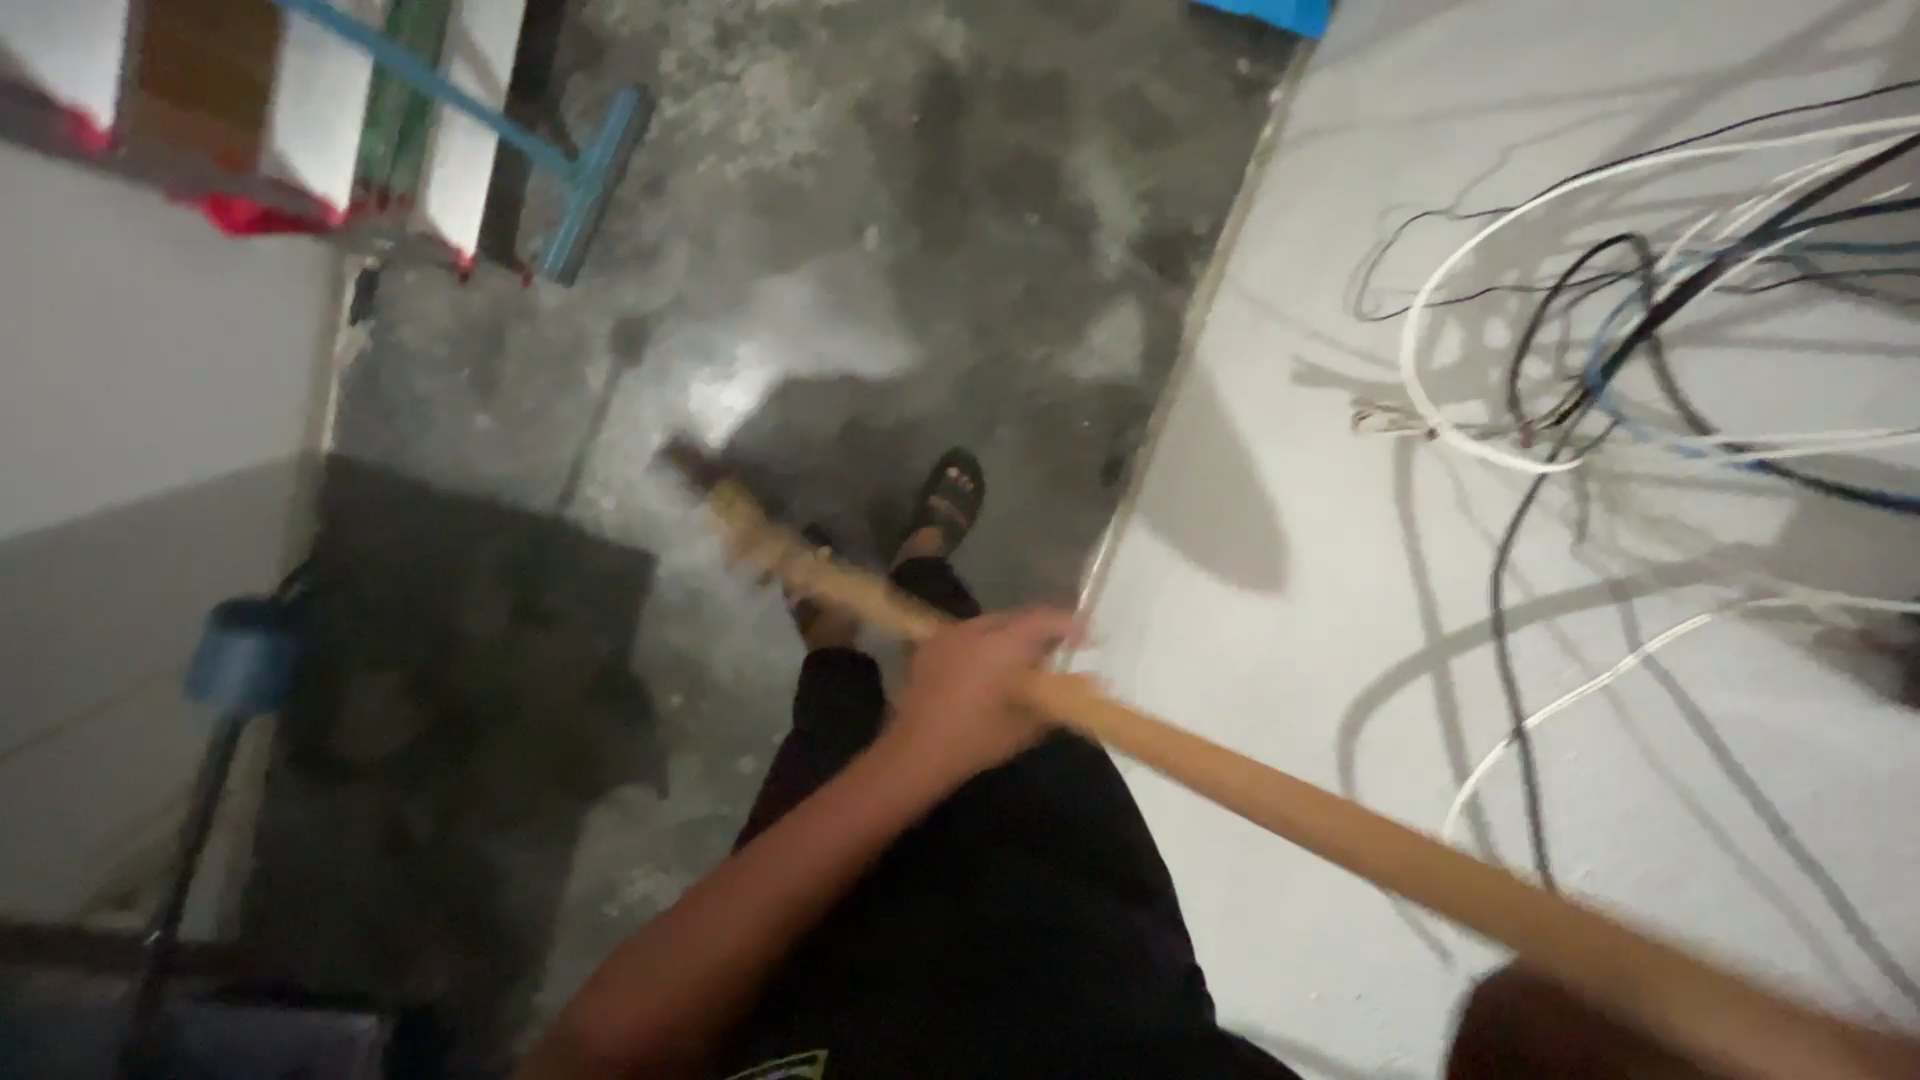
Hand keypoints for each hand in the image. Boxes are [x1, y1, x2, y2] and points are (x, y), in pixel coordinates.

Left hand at [887, 607, 1081, 782]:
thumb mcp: (1027, 725)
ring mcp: (948, 634)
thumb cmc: (977, 741)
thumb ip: (1057, 699)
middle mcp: (975, 629)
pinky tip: (986, 669)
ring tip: (1022, 661)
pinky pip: (966, 636)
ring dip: (1010, 637)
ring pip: (990, 625)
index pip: (1044, 619)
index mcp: (1002, 643)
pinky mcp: (929, 647)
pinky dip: (983, 645)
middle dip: (1039, 631)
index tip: (1089, 636)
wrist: (916, 752)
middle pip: (1016, 618)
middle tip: (1057, 651)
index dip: (1070, 624)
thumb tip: (1080, 686)